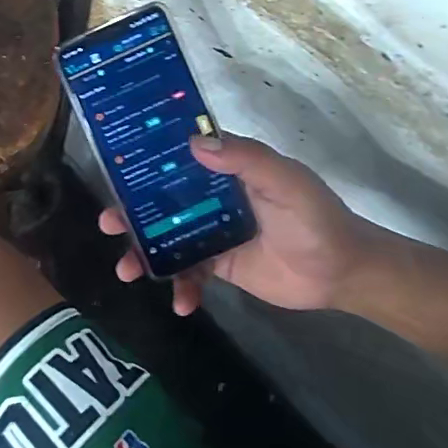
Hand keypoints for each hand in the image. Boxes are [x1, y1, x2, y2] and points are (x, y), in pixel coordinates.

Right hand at [100, 133, 381, 315]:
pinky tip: (182, 305)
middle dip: (133, 213)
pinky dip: (182, 289)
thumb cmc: (316, 218)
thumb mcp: (285, 182)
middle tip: (107, 224)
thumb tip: (194, 143)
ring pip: (170, 239)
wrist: (341, 272)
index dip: (149, 163)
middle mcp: (216, 199)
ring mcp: (216, 233)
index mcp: (231, 171)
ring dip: (145, 255)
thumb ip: (246, 160)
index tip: (116, 170)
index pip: (184, 159)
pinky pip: (190, 274)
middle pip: (166, 201)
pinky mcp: (222, 266)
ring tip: (126, 271)